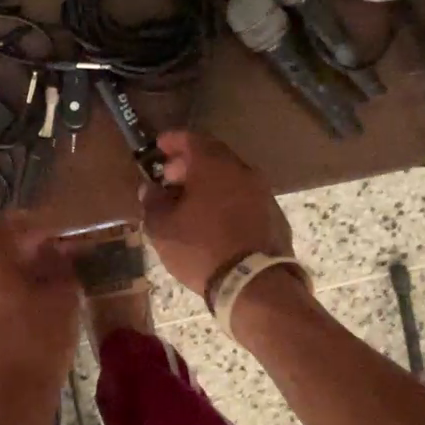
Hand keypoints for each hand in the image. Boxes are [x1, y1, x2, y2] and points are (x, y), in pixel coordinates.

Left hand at [0, 212, 81, 417]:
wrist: (8, 406)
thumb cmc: (40, 345)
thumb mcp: (62, 300)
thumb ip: (60, 266)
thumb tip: (58, 250)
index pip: (12, 226)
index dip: (38, 226)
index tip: (59, 233)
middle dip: (18, 245)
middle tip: (45, 252)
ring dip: (6, 272)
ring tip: (34, 283)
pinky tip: (17, 315)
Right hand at [140, 130, 296, 297]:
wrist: (255, 285)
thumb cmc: (202, 249)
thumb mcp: (163, 228)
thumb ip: (152, 202)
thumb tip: (150, 189)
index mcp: (213, 165)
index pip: (191, 139)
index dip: (172, 140)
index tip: (159, 146)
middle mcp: (242, 171)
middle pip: (213, 156)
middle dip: (189, 163)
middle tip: (170, 179)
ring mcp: (262, 193)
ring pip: (231, 177)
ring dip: (210, 183)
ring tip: (190, 203)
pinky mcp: (274, 216)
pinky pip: (245, 198)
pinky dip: (228, 200)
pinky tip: (215, 221)